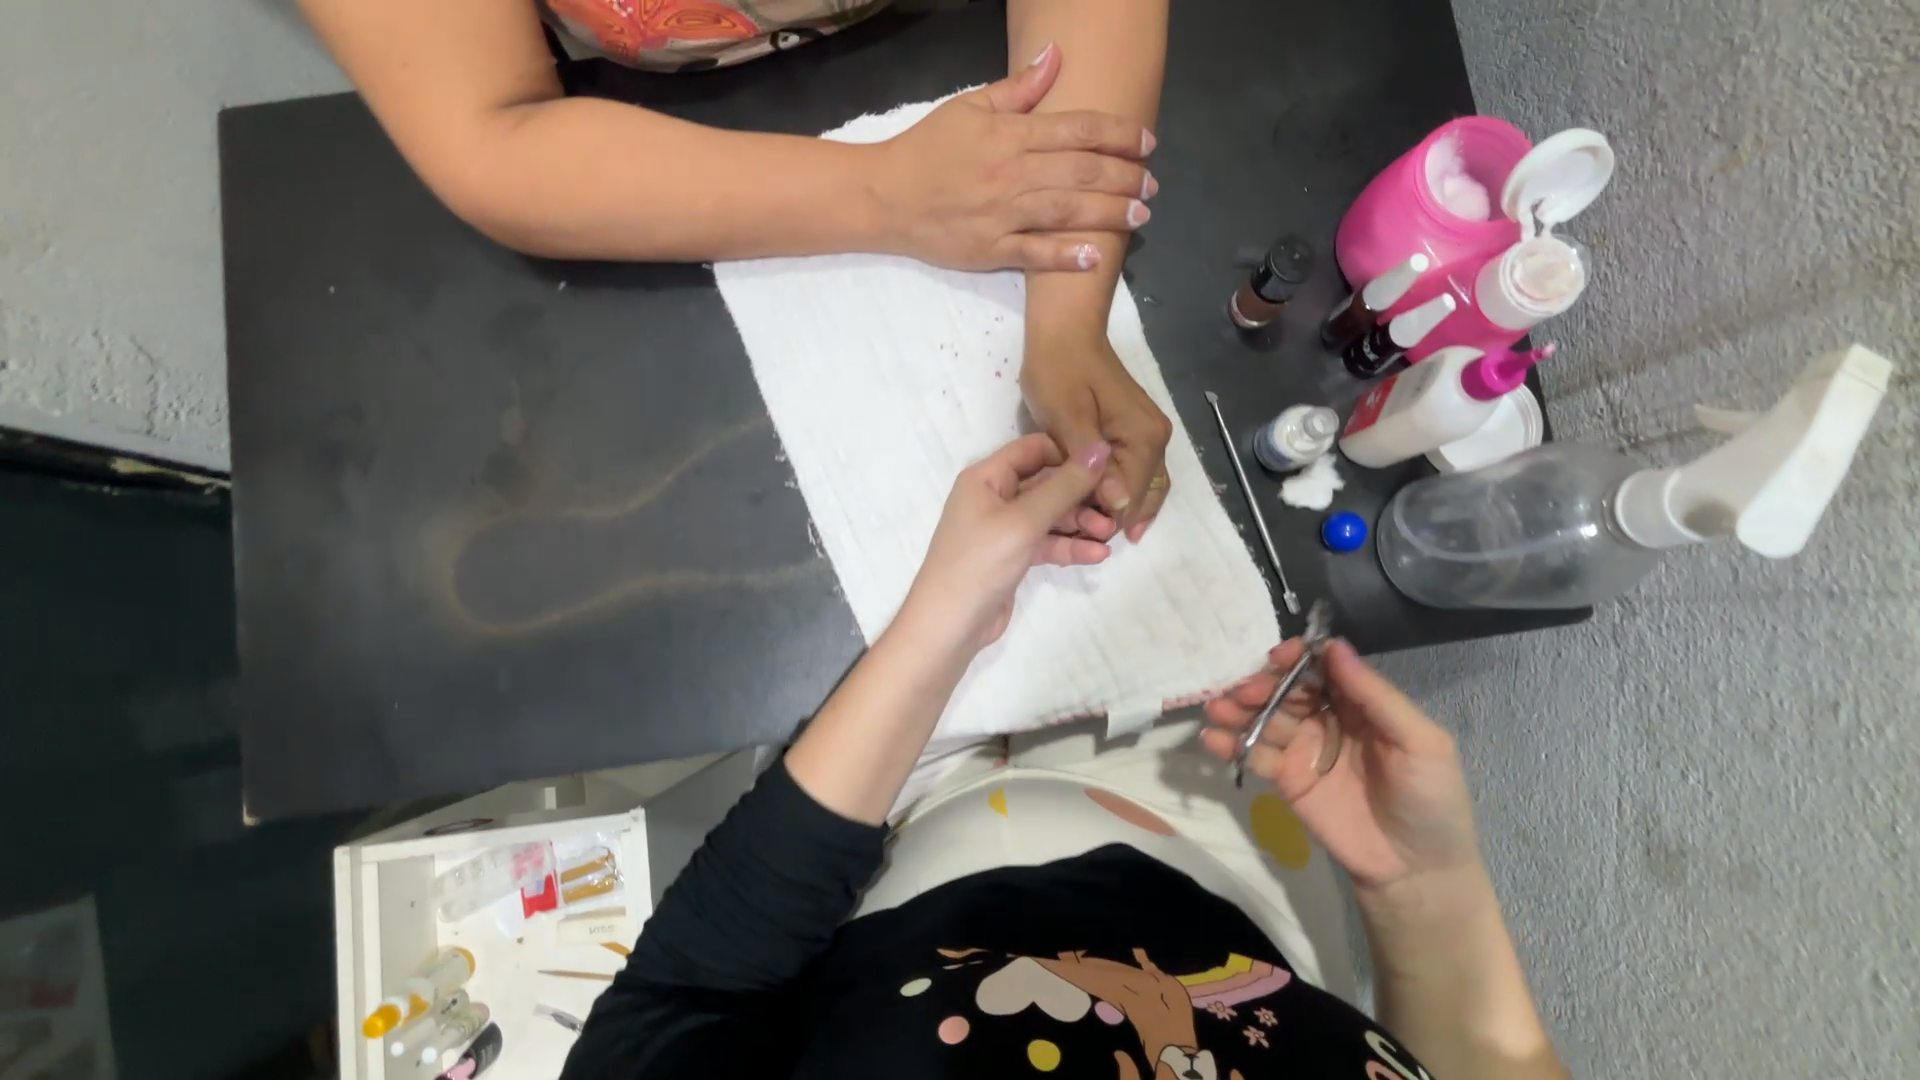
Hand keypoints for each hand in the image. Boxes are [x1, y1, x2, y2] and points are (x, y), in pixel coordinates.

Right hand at [867, 43, 1156, 272]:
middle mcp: (1011, 173)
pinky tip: (1095, 256)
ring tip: (1139, 216)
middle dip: (1124, 177)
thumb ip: (1016, 89)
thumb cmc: (928, 150)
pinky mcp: (990, 250)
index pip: (1076, 130)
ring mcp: (1001, 215)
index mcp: (1009, 134)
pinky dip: (1065, 256)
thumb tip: (1056, 57)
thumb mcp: (968, 107)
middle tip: (1152, 185)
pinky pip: (1034, 254)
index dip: (1118, 135)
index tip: (1146, 143)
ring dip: (1108, 213)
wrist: (885, 197)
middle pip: (1080, 172)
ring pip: (1065, 211)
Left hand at [898, 433, 1114, 651]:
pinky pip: (1047, 542)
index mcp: (986, 476)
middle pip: (1047, 483)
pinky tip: (1097, 555)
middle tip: (1116, 509)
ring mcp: (1004, 528)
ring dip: (1081, 522)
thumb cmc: (979, 562)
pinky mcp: (1013, 556)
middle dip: (1082, 495)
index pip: (1035, 448)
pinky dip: (1070, 546)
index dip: (1070, 454)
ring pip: (1051, 515)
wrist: (950, 625)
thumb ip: (1064, 486)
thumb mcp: (1024, 520)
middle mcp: (994, 496)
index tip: (1107, 468)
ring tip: (1110, 536)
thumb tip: (1100, 449)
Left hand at [1020, 327, 1171, 539]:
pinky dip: (1115, 496)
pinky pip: (1131, 476)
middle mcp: (1154, 440)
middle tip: (1083, 543)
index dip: (1107, 521)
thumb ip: (1090, 459)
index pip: (1133, 496)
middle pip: (1143, 497)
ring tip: (1089, 536)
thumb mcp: (1067, 415)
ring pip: (1140, 490)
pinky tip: (1093, 512)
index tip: (1078, 538)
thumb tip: (1117, 502)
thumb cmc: (1059, 370)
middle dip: (1115, 522)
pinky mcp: (1132, 436)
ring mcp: (1146, 437)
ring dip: (1116, 513)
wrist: (1064, 332)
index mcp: (1143, 438)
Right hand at [1199, 639, 1483, 898]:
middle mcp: (1327, 719)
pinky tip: (1212, 739)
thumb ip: (1376, 695)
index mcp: (1361, 704)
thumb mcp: (1421, 742)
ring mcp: (1303, 749)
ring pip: (1265, 718)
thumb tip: (1334, 646)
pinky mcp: (1286, 779)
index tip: (1279, 656)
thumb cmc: (1430, 799)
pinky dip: (1231, 744)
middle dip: (1261, 684)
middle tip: (1243, 692)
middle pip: (1286, 690)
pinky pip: (1255, 755)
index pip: (1322, 669)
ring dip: (1238, 709)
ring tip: (1217, 710)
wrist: (1416, 870)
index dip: (1298, 658)